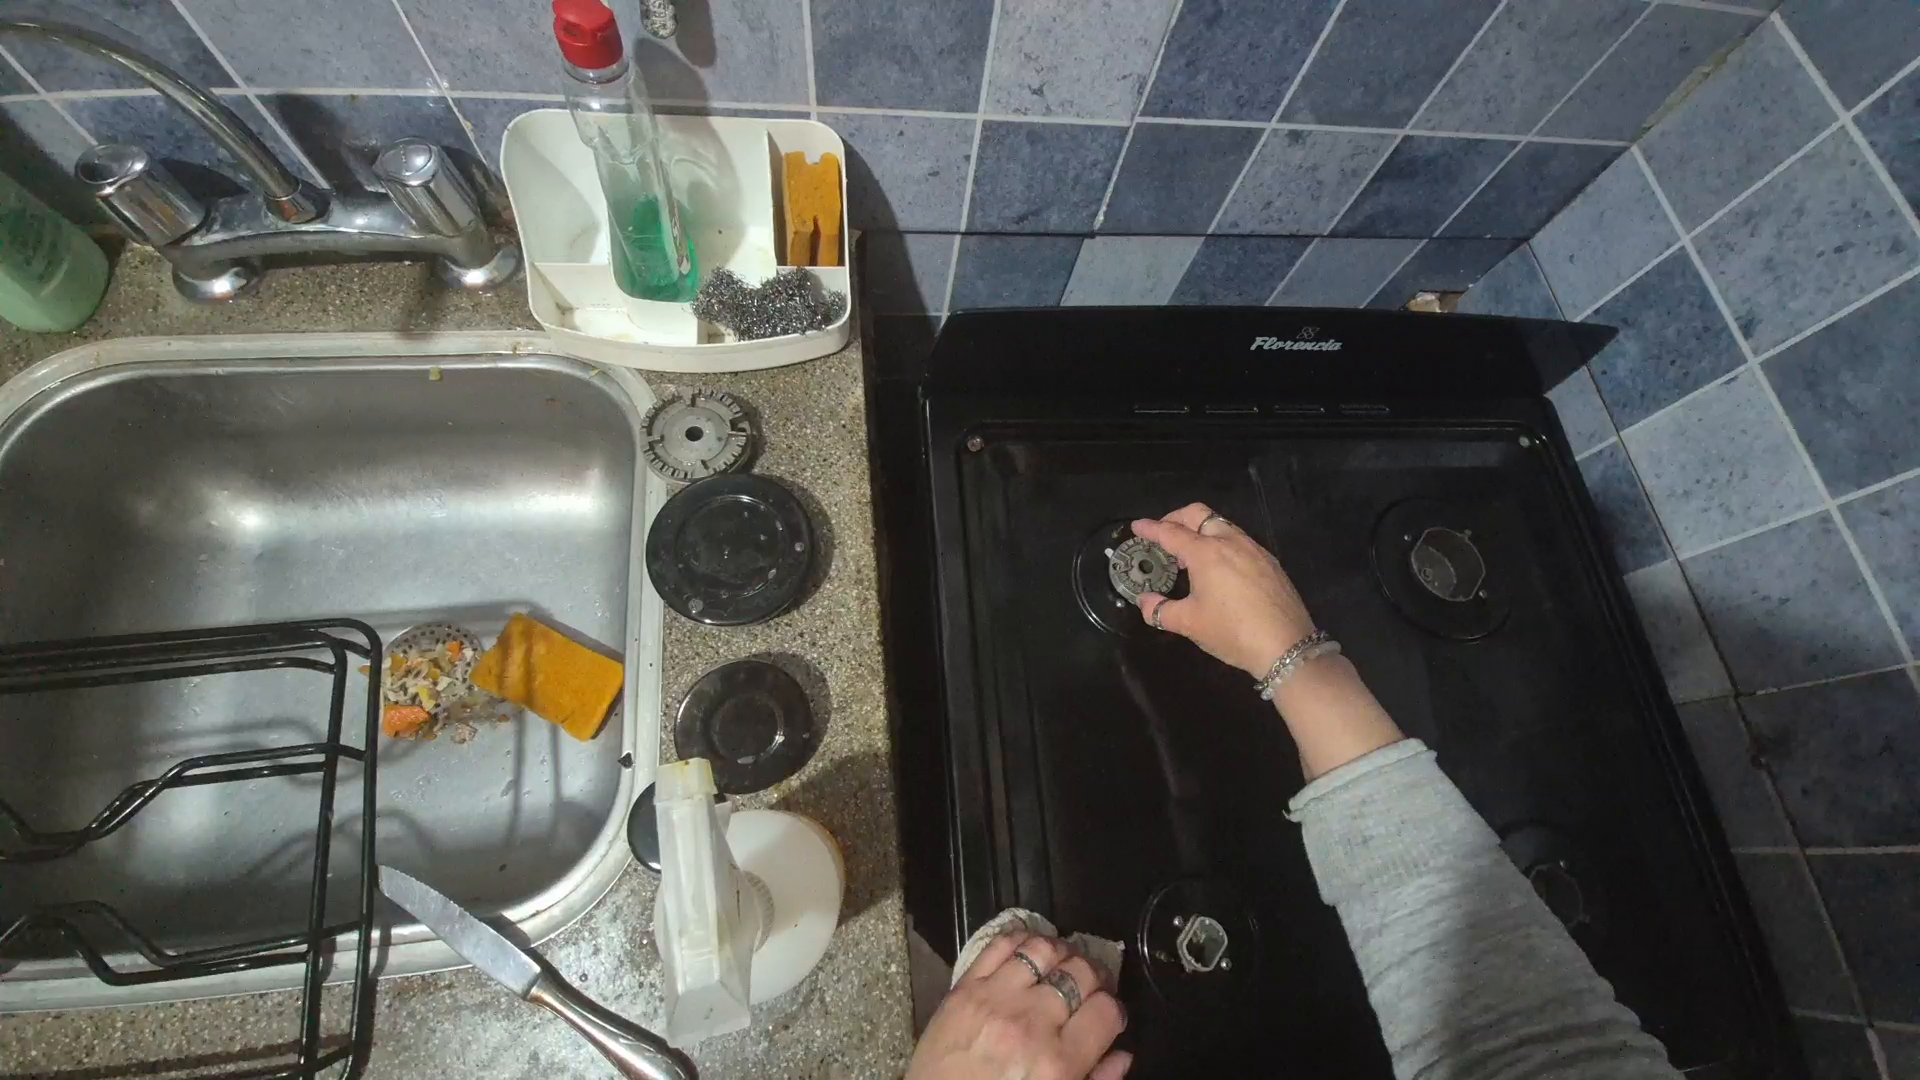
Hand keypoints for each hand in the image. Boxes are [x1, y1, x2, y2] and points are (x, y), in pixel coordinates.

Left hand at [907, 932, 1131, 1079]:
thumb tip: (1124, 1053)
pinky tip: (1030, 949)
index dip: (1114, 1010)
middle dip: (1095, 974)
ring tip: (1063, 962)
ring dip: (1061, 951)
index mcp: (1058, 1063)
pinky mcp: (967, 984)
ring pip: (1044, 948)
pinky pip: (1001, 943)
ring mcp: (996, 997)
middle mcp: (1031, 1022)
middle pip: (1080, 972)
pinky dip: (1022, 938)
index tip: (1109, 1014)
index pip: (1106, 1011)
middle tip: (1092, 984)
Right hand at [1132, 503, 1315, 676]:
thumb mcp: (1189, 623)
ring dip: (1200, 530)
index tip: (1137, 526)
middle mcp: (1229, 542)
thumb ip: (1160, 610)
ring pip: (1221, 525)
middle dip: (1175, 518)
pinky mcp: (1269, 562)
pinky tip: (1218, 568)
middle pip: (1198, 514)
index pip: (1171, 533)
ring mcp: (1253, 549)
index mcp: (1206, 553)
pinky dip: (1220, 543)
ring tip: (1189, 554)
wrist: (1286, 646)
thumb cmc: (1232, 632)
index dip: (1150, 528)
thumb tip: (1144, 602)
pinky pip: (1238, 540)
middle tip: (1162, 533)